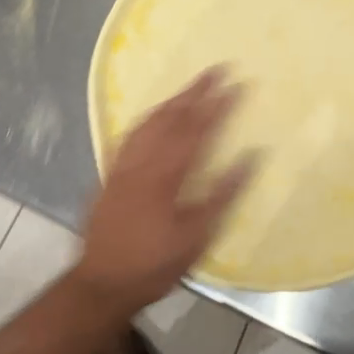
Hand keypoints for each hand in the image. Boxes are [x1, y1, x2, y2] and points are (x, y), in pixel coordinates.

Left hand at [72, 68, 253, 315]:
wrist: (101, 283)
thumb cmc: (155, 263)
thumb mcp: (197, 235)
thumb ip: (224, 193)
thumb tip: (252, 156)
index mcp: (168, 173)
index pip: (198, 128)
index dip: (218, 104)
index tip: (236, 83)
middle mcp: (143, 161)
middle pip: (171, 117)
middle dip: (195, 91)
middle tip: (215, 70)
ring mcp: (122, 166)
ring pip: (148, 122)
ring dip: (170, 101)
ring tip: (188, 88)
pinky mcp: (109, 176)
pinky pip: (129, 136)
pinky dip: (145, 120)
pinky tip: (150, 118)